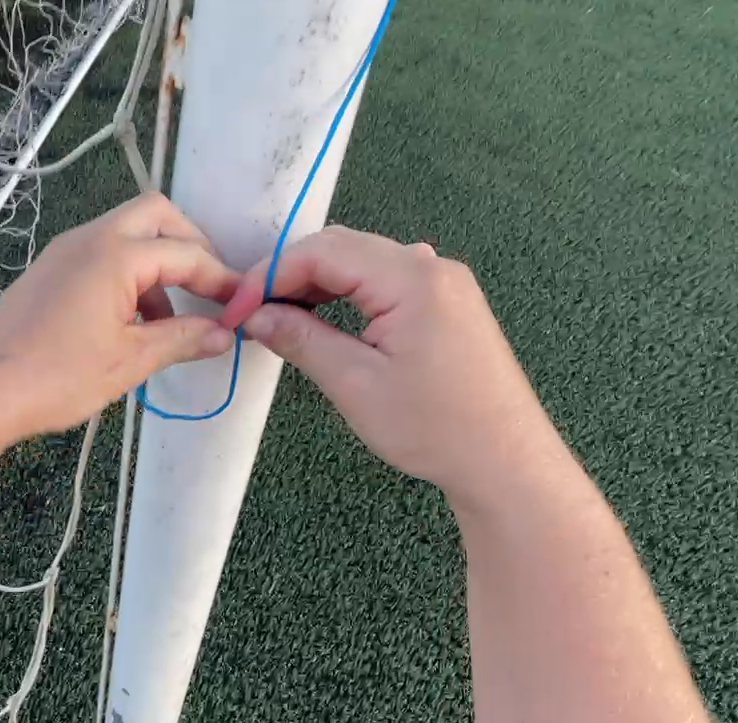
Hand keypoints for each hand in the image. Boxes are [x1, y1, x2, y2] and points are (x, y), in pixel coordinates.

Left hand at [0, 193, 238, 448]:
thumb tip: (223, 335)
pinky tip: (128, 326)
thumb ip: (180, 340)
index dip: (220, 277)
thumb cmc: (55, 377)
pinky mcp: (45, 275)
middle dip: (189, 248)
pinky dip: (125, 279)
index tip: (242, 304)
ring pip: (124, 238)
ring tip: (167, 323)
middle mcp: (87, 239)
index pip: (184, 251)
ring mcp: (61, 254)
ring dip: (156, 267)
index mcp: (114, 253)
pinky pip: (98, 259)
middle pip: (154, 218)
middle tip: (207, 291)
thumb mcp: (127, 363)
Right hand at [219, 227, 571, 506]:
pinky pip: (381, 283)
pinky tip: (320, 320)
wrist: (502, 458)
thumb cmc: (431, 426)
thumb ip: (302, 339)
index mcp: (411, 277)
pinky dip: (342, 296)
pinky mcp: (444, 305)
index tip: (235, 312)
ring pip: (360, 263)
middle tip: (248, 315)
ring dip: (313, 284)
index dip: (269, 276)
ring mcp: (441, 283)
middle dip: (287, 275)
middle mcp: (430, 266)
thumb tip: (255, 316)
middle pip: (341, 248)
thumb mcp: (354, 383)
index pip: (323, 252)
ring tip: (276, 320)